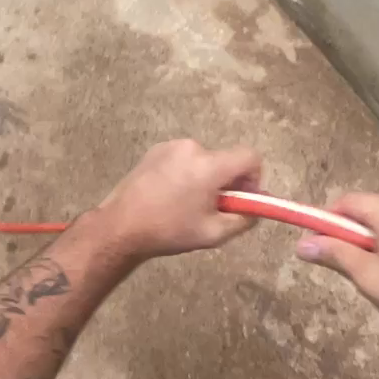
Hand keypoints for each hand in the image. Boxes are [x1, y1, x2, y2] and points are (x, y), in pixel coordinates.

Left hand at [87, 140, 261, 260]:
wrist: (121, 226)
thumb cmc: (170, 231)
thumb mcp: (214, 233)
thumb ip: (244, 219)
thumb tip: (258, 206)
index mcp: (210, 165)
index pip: (250, 156)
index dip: (253, 177)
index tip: (242, 197)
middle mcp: (193, 147)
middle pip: (225, 160)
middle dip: (226, 182)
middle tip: (211, 208)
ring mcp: (171, 146)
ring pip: (204, 160)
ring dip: (204, 178)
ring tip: (185, 205)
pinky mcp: (155, 150)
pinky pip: (183, 158)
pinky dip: (186, 173)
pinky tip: (169, 196)